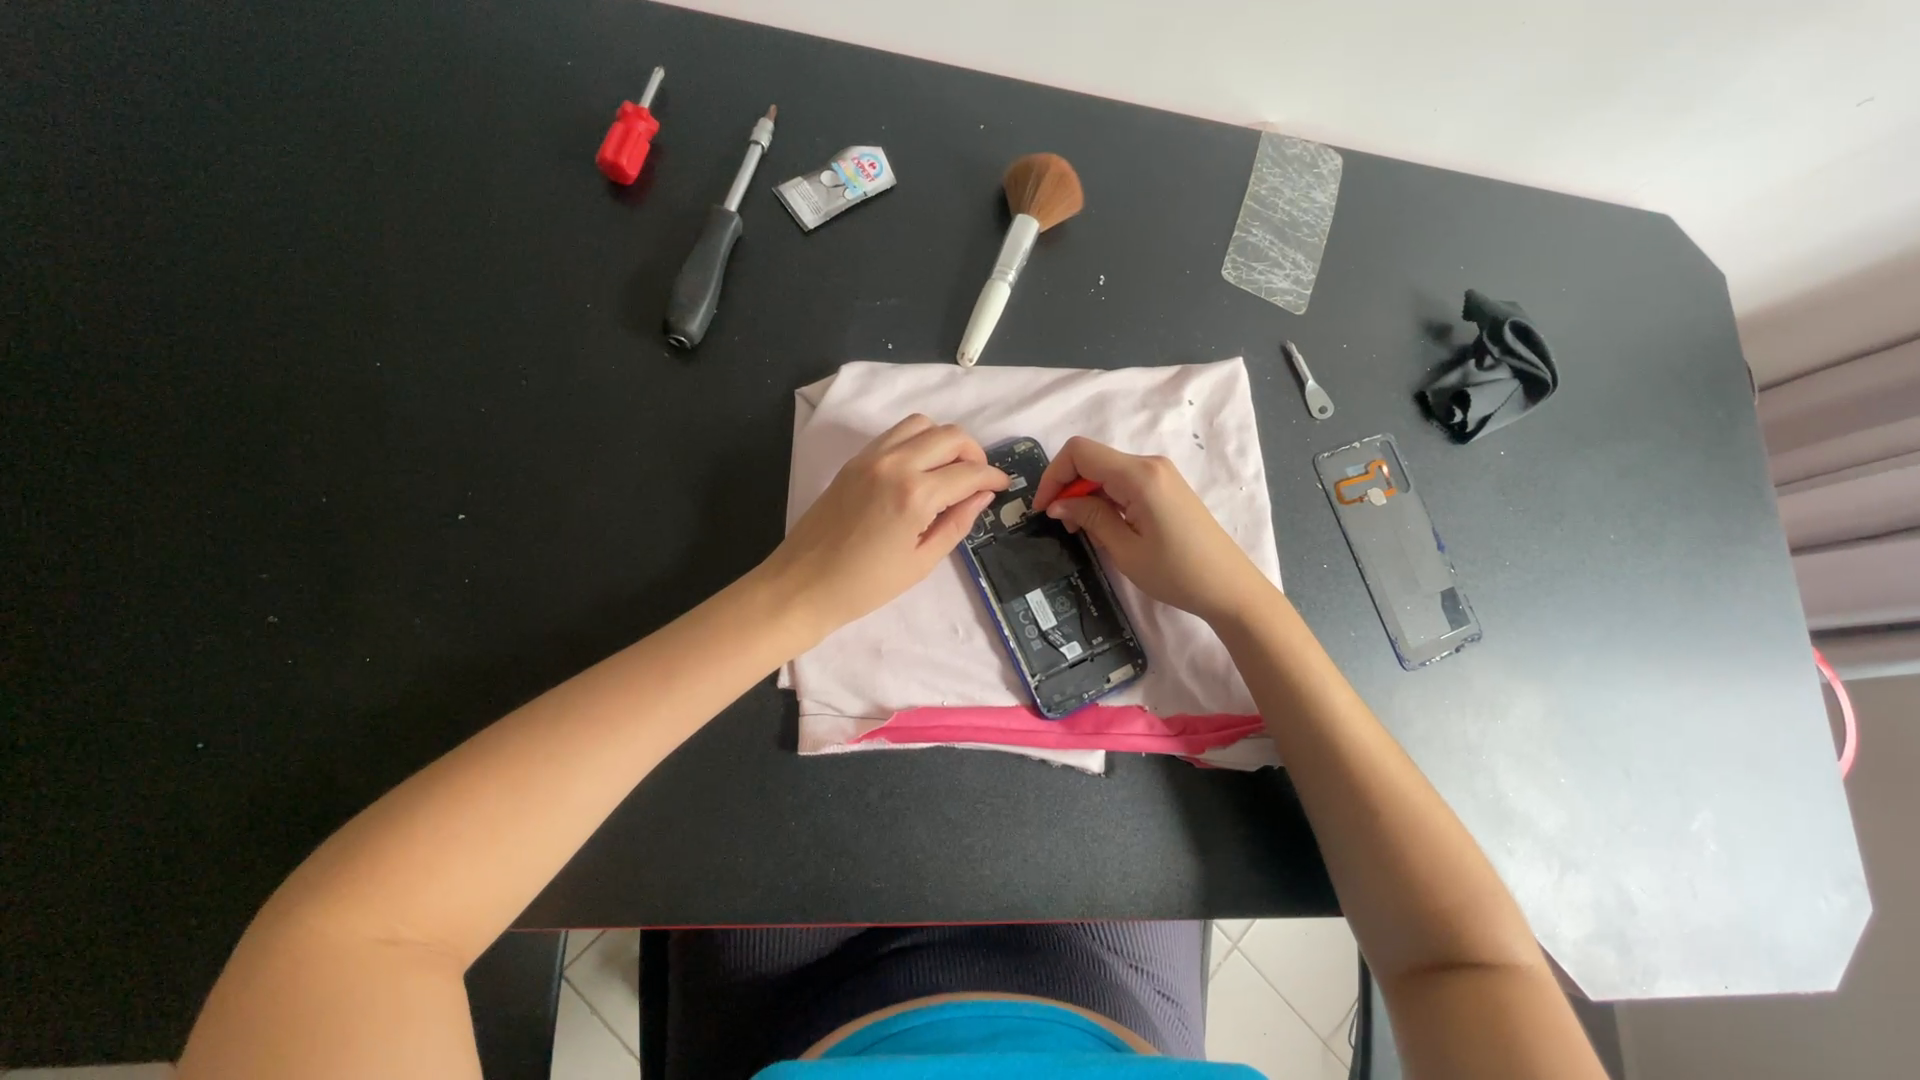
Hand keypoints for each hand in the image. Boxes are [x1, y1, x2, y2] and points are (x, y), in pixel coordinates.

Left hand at [762, 415, 1007, 634]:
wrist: (803, 584)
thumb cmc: (865, 585)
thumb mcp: (921, 562)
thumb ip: (957, 523)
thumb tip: (982, 495)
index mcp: (915, 495)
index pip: (968, 473)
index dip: (993, 478)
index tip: (1003, 486)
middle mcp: (895, 464)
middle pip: (950, 436)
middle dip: (973, 454)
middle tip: (978, 480)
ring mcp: (871, 457)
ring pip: (922, 424)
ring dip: (944, 441)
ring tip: (949, 471)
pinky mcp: (854, 460)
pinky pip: (895, 434)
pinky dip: (917, 441)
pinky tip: (920, 470)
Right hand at [1033, 436, 1270, 624]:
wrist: (1230, 588)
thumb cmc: (1177, 573)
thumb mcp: (1125, 549)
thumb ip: (1090, 517)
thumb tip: (1059, 503)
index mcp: (1139, 475)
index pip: (1080, 452)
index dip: (1053, 476)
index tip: (1043, 509)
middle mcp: (1149, 465)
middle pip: (1092, 460)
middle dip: (1067, 487)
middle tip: (1062, 527)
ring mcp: (1160, 475)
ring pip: (1106, 472)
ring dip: (1085, 495)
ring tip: (1082, 532)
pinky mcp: (1165, 488)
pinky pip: (1123, 482)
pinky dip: (1105, 499)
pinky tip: (1104, 527)